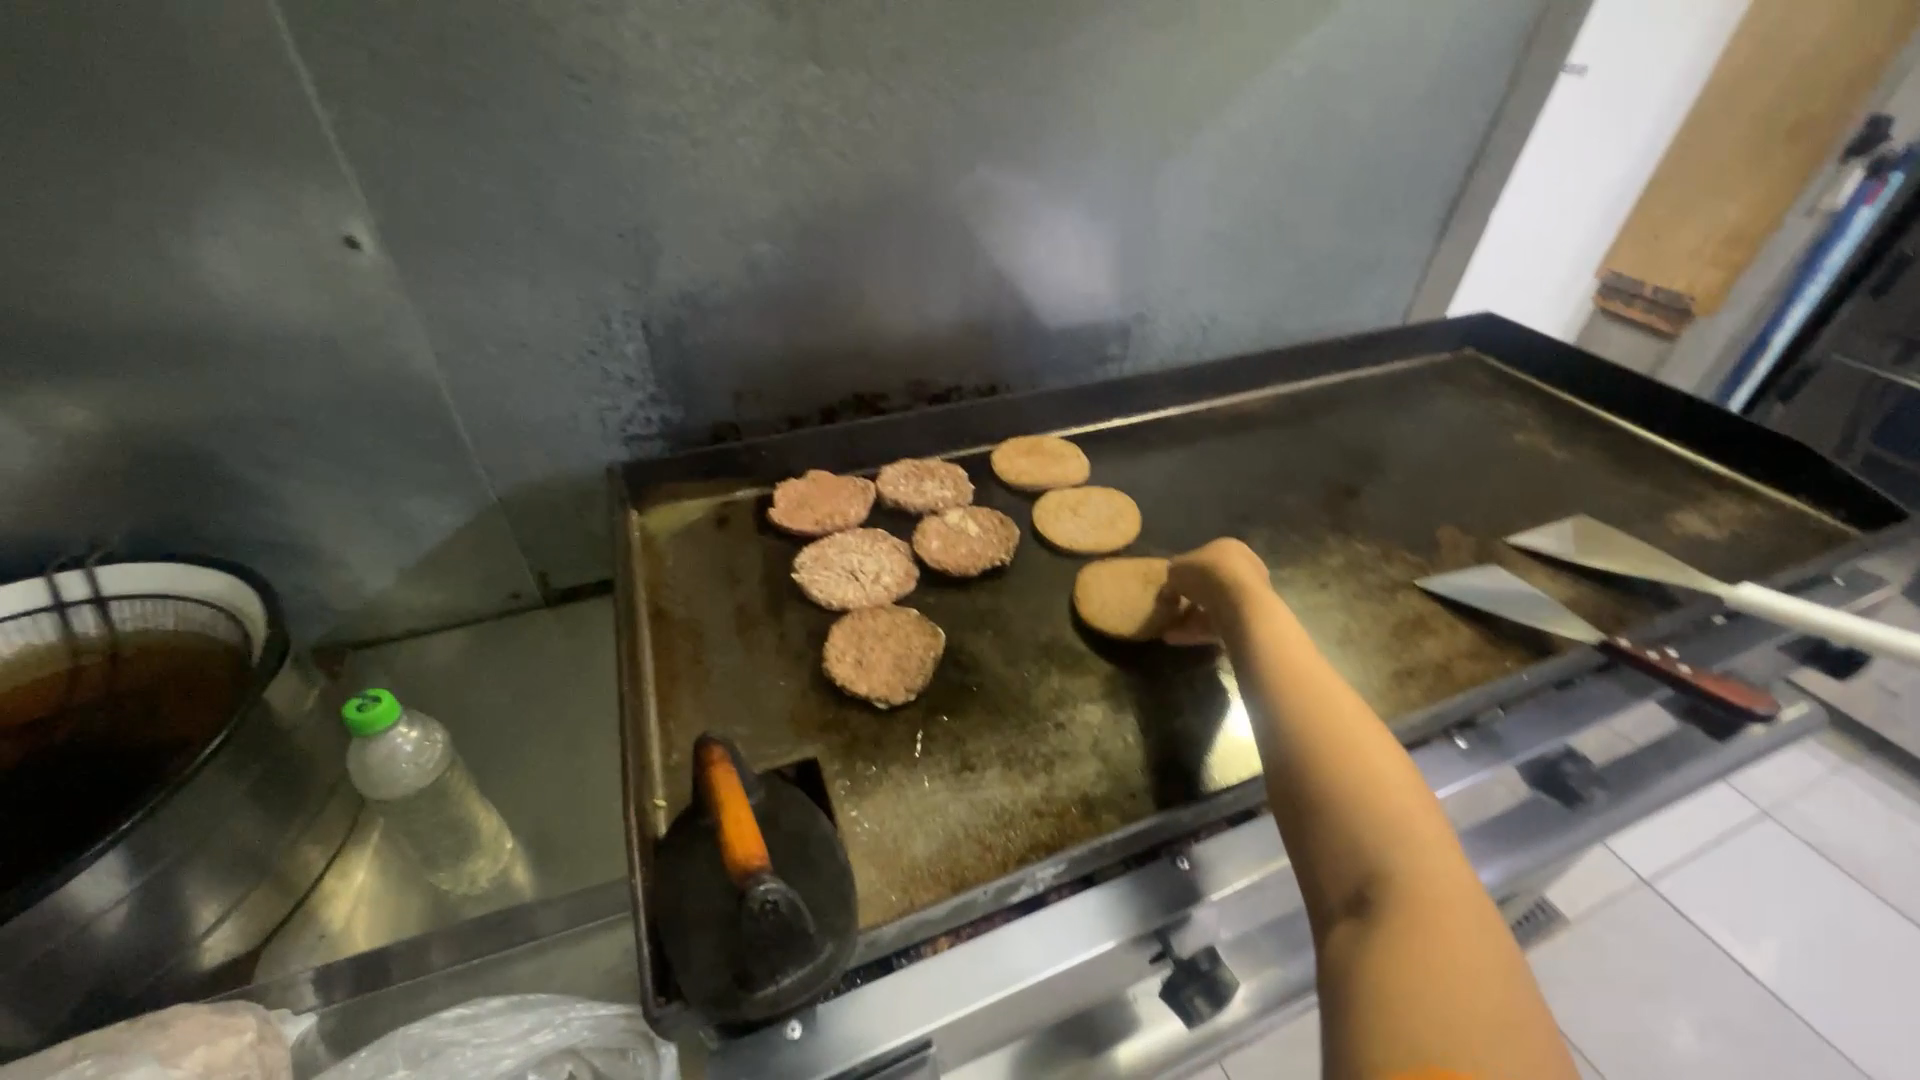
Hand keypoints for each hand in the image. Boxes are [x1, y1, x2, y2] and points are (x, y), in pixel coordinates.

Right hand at [1159, 538, 1275, 644]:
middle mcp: (1243, 567)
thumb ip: (1173, 574)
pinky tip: (1175, 638)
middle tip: (1172, 608)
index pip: (1204, 558)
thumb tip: (1172, 585)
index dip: (1185, 572)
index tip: (1172, 587)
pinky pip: (1218, 623)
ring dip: (1190, 618)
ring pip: (1214, 606)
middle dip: (1190, 598)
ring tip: (1167, 631)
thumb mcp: (1176, 568)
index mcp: (1227, 547)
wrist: (1238, 601)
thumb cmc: (1205, 573)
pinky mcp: (1249, 617)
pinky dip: (1196, 631)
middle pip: (1211, 583)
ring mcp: (1249, 593)